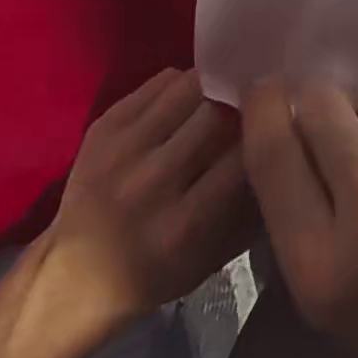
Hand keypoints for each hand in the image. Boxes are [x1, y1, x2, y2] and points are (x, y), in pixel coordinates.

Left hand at [0, 70, 252, 357]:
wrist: (75, 274)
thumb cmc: (155, 274)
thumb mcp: (212, 261)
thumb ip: (249, 211)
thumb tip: (282, 152)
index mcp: (184, 224)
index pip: (241, 158)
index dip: (265, 135)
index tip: (280, 124)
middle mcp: (152, 181)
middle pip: (215, 114)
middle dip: (241, 105)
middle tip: (256, 101)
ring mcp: (122, 149)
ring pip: (186, 88)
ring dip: (213, 86)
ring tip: (226, 90)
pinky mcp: (102, 127)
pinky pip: (156, 83)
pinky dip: (181, 83)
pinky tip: (190, 95)